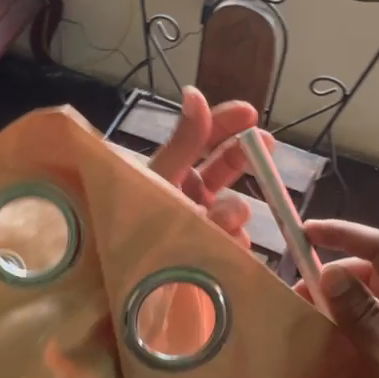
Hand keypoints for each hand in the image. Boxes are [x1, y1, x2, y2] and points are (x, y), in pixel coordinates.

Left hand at [126, 87, 269, 354]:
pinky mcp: (207, 256)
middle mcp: (186, 196)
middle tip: (265, 147)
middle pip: (224, 168)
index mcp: (171, 172)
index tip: (251, 113)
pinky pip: (230, 245)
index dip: (226, 122)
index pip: (202, 138)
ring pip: (233, 210)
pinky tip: (229, 248)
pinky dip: (233, 244)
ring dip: (236, 211)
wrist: (113, 284)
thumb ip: (183, 141)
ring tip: (229, 221)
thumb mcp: (158, 179)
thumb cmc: (131, 223)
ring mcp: (198, 227)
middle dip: (245, 158)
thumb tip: (196, 93)